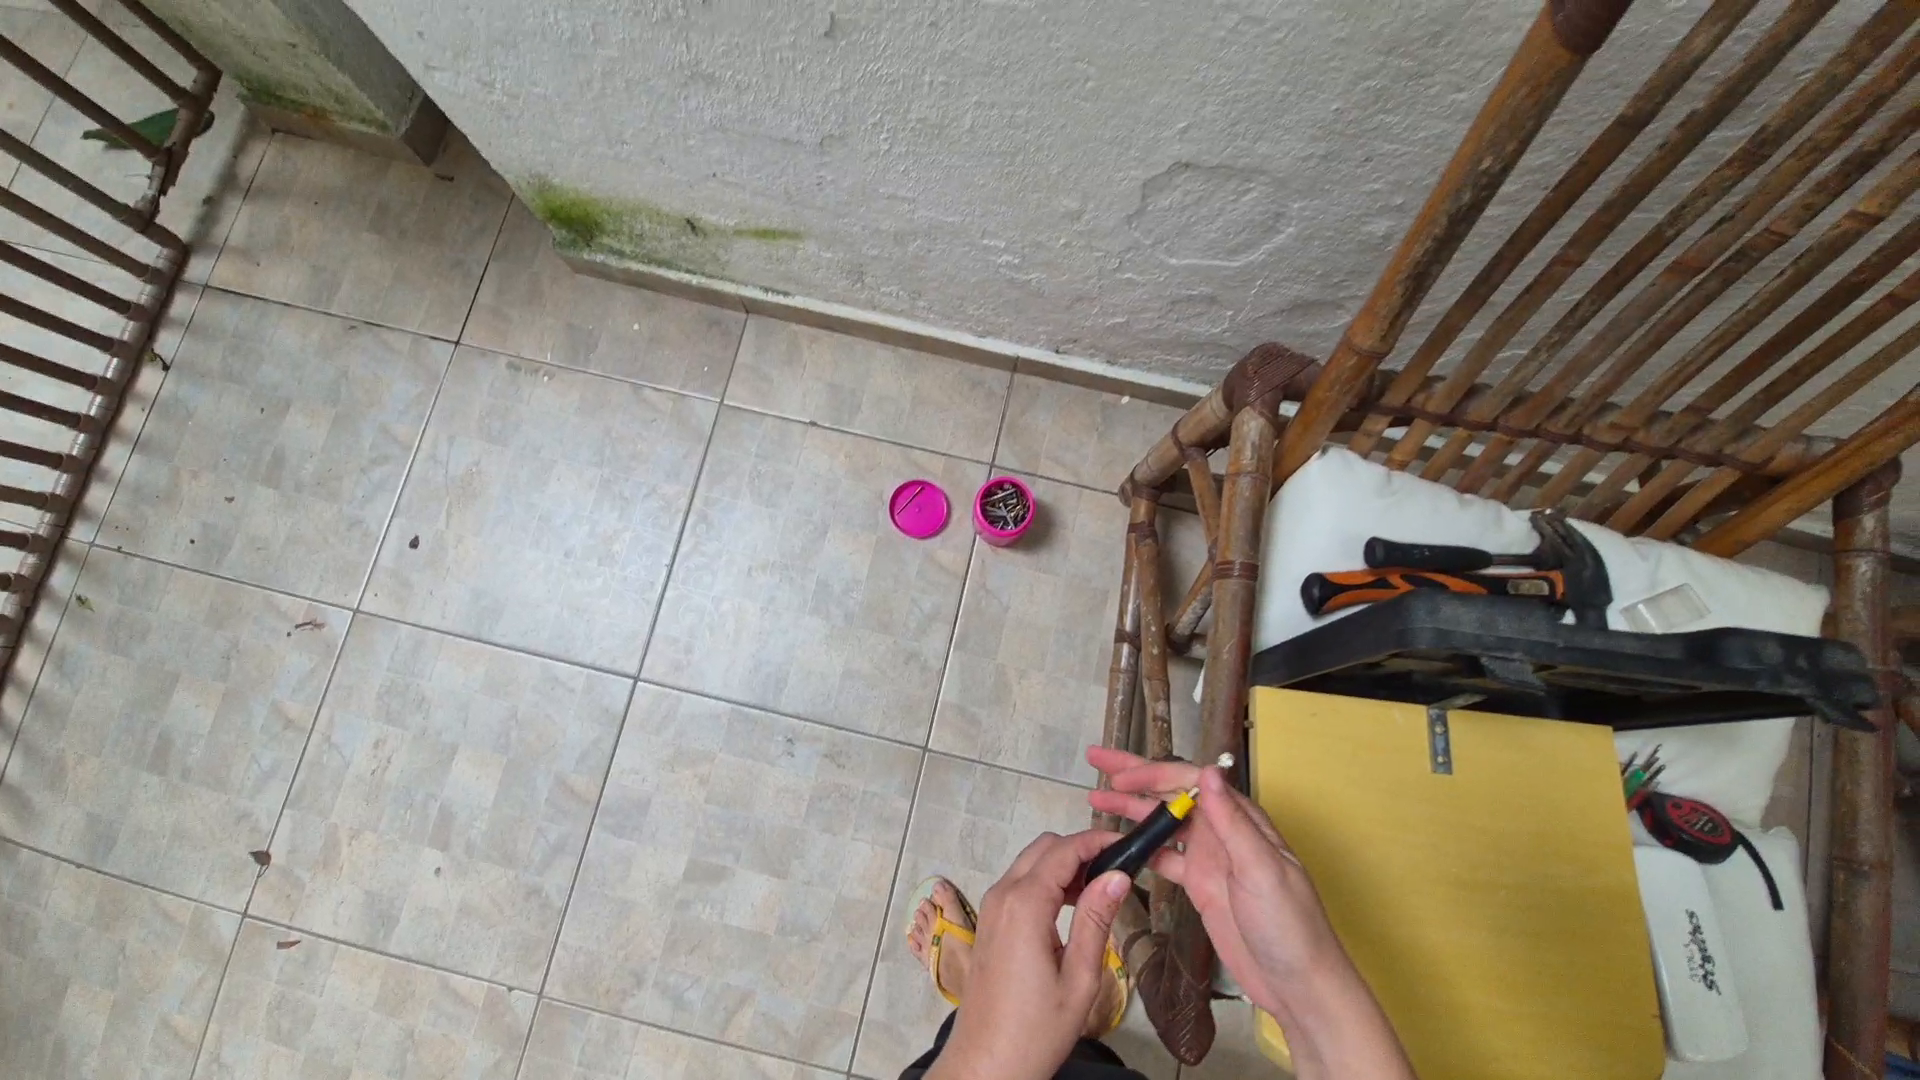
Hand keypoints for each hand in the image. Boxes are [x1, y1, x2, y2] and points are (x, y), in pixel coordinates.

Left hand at [926, 830, 1130, 1079]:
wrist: (984, 1064)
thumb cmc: (1036, 1029)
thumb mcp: (1079, 978)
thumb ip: (1095, 920)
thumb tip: (1118, 875)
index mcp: (1024, 904)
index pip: (1064, 850)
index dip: (1096, 841)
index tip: (1128, 845)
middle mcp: (1002, 894)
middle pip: (1044, 847)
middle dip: (1080, 849)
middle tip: (1115, 871)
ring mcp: (991, 906)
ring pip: (1030, 862)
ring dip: (1062, 865)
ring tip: (1099, 891)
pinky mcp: (989, 920)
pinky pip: (1019, 882)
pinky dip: (1046, 881)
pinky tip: (1070, 907)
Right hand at [1087, 747, 1414, 1079]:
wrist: (1299, 985)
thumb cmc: (1289, 925)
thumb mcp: (1262, 871)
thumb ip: (1232, 822)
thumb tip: (1207, 771)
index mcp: (1240, 820)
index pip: (1189, 782)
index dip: (1152, 774)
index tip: (1119, 778)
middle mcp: (1222, 832)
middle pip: (1171, 794)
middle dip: (1134, 776)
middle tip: (1096, 761)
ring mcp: (1209, 859)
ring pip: (1163, 823)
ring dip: (1131, 809)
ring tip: (1095, 801)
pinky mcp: (1200, 886)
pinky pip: (1164, 857)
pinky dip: (1141, 848)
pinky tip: (1118, 845)